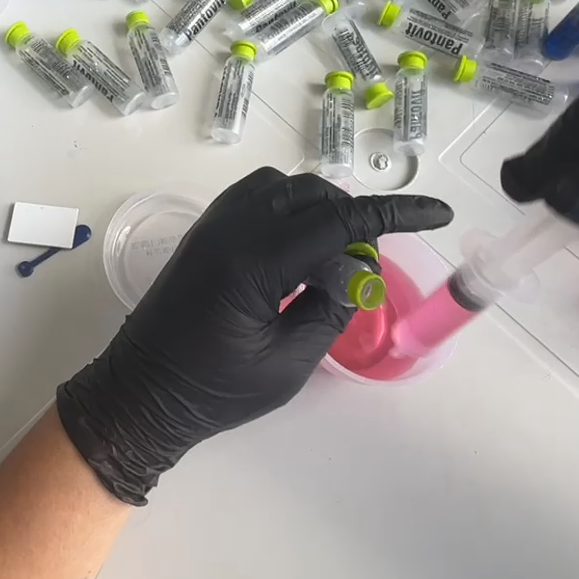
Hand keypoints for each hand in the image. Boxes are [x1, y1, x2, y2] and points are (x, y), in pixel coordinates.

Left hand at [57, 168, 452, 502]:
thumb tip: (356, 271)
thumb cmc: (214, 391)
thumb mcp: (289, 363)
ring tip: (332, 258)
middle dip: (353, 219)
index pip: (337, 222)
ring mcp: (212, 224)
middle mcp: (230, 228)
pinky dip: (287, 208)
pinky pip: (255, 196)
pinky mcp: (204, 230)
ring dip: (319, 209)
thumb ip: (331, 309)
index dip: (394, 215)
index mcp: (252, 263)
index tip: (437, 213)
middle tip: (363, 268)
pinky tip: (296, 250)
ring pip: (282, 186)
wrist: (141, 392)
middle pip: (311, 195)